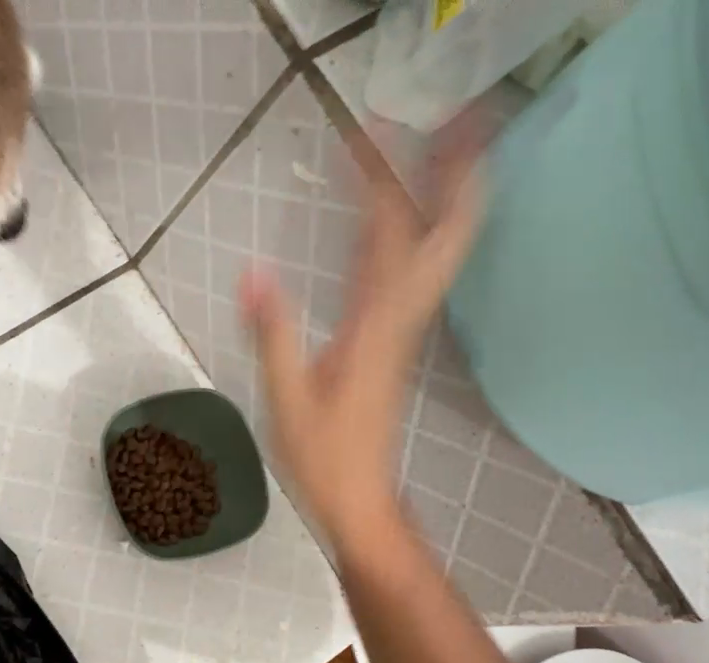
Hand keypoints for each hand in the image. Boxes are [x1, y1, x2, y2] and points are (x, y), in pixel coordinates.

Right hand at [242, 127, 482, 545]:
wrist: (360, 500)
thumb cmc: (323, 456)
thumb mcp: (287, 397)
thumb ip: (272, 332)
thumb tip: (251, 270)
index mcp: (376, 326)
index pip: (388, 235)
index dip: (382, 178)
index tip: (368, 130)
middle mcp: (401, 317)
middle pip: (447, 231)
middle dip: (455, 171)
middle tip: (457, 117)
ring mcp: (403, 327)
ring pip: (441, 247)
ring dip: (448, 194)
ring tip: (444, 146)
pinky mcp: (393, 340)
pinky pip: (417, 271)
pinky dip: (421, 231)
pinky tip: (402, 219)